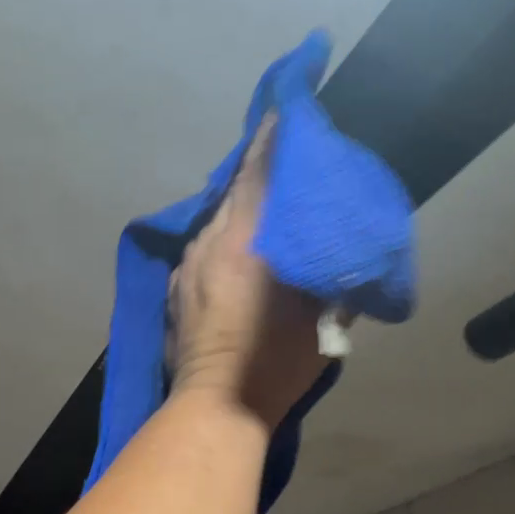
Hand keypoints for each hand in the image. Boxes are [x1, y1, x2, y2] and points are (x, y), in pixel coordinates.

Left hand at [166, 115, 328, 429]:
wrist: (216, 407)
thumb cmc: (277, 364)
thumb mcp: (322, 319)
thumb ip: (332, 277)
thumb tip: (340, 255)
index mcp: (247, 241)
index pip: (259, 170)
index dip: (274, 134)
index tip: (287, 106)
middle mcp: (210, 242)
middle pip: (236, 190)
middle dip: (261, 173)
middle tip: (288, 167)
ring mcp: (187, 265)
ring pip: (216, 219)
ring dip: (240, 210)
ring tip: (266, 214)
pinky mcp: (174, 288)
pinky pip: (202, 248)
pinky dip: (222, 240)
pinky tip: (238, 255)